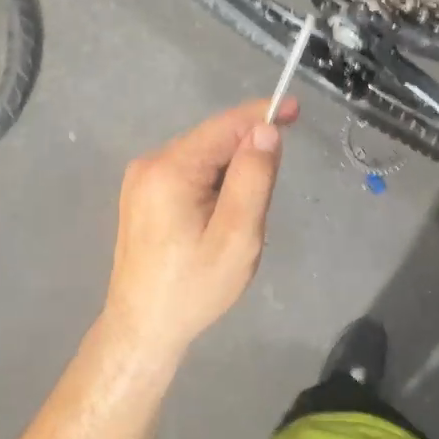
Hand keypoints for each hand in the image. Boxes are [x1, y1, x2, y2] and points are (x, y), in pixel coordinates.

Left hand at [103, 97, 299, 354]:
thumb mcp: (237, 236)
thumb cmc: (194, 288)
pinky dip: (215, 185)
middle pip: (215, 140)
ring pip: (205, 157)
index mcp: (171, 169)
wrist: (142, 328)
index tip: (295, 110)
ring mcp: (142, 179)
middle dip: (248, 157)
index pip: (226, 125)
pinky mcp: (143, 195)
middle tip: (263, 205)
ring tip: (240, 221)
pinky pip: (191, 173)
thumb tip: (265, 129)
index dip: (262, 115)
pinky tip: (219, 219)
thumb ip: (253, 178)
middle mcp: (151, 162)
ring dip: (232, 175)